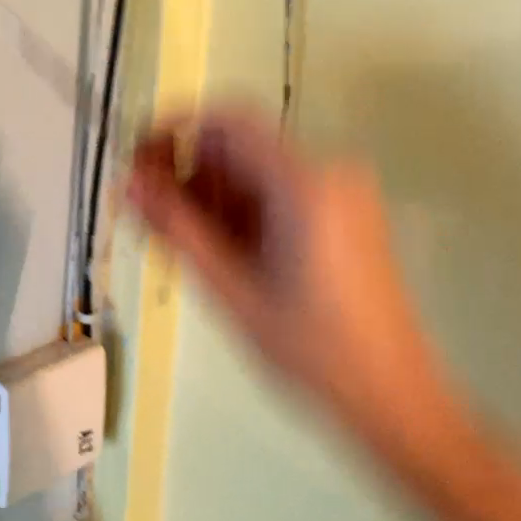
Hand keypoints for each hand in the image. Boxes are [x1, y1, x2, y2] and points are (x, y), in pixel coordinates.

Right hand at [126, 108, 453, 437]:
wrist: (394, 398)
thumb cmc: (310, 349)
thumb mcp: (230, 287)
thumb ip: (175, 227)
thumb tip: (126, 182)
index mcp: (303, 183)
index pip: (225, 122)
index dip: (171, 130)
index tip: (134, 163)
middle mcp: (326, 173)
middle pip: (237, 147)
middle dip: (183, 171)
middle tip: (143, 213)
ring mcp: (338, 195)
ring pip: (251, 172)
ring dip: (206, 195)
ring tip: (172, 240)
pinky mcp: (340, 217)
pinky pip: (273, 194)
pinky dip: (236, 212)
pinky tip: (211, 250)